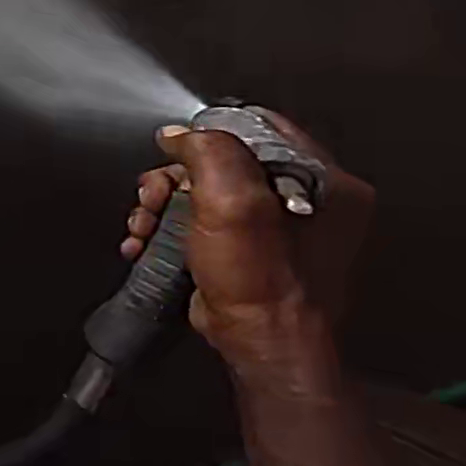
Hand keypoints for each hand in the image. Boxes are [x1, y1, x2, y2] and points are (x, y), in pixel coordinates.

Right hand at [120, 109, 374, 381]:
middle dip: (170, 179)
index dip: (207, 137)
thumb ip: (209, 155)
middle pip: (215, 161)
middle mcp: (301, 197)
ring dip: (158, 206)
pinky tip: (148, 241)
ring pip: (195, 190)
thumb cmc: (260, 283)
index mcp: (320, 180)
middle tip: (155, 199)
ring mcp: (270, 224)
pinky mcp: (240, 245)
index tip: (177, 157)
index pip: (258, 127)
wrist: (258, 338)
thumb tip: (179, 134)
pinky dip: (161, 227)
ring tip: (145, 228)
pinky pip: (191, 218)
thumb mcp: (233, 205)